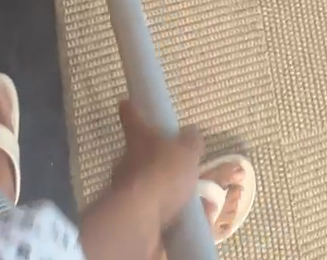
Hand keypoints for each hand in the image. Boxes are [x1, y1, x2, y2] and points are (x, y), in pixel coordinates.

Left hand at [109, 100, 203, 227]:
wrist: (139, 221)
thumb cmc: (162, 173)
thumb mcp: (187, 151)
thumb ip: (191, 142)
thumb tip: (191, 132)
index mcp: (139, 139)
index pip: (133, 119)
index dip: (131, 110)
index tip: (125, 102)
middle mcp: (128, 164)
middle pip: (141, 157)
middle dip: (160, 163)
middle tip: (183, 170)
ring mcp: (128, 194)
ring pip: (151, 189)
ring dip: (174, 196)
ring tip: (202, 205)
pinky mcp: (133, 220)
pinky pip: (159, 217)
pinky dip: (178, 221)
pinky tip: (198, 224)